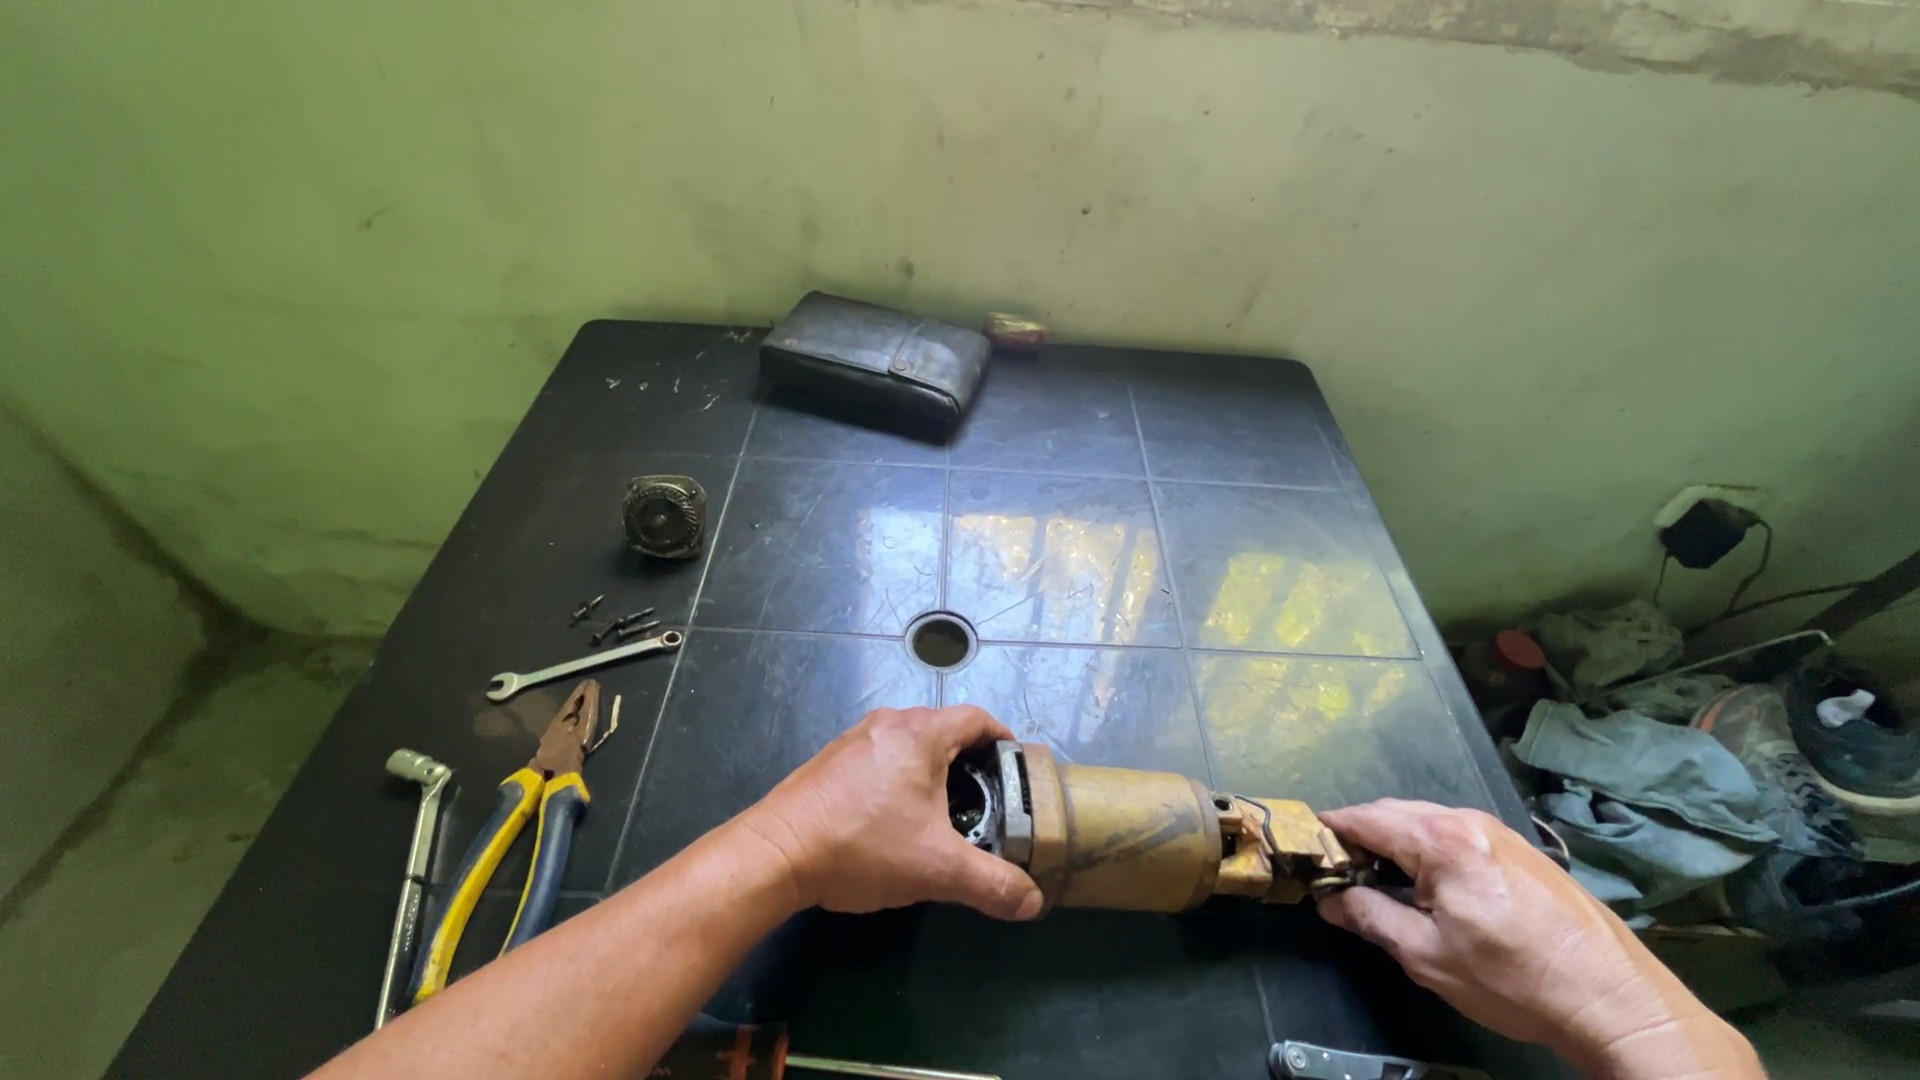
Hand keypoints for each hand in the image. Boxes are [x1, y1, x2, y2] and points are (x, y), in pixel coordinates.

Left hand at [735, 705, 1043, 920]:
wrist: (777, 852)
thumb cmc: (863, 847)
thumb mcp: (936, 869)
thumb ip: (991, 884)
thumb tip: (1033, 902)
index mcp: (921, 733)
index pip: (977, 717)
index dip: (1002, 737)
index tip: (1015, 766)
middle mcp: (889, 722)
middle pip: (944, 727)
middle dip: (970, 758)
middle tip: (986, 798)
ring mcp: (855, 737)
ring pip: (910, 741)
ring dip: (932, 766)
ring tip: (944, 808)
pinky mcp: (832, 758)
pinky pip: (881, 754)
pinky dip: (900, 773)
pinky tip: (894, 814)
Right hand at [1317, 800, 1760, 1078]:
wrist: (1621, 1005)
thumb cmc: (1514, 979)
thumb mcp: (1426, 956)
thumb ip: (1369, 918)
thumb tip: (1330, 901)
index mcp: (1440, 839)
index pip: (1364, 818)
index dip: (1329, 831)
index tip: (1306, 848)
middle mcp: (1468, 821)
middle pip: (1394, 813)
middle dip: (1361, 835)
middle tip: (1340, 869)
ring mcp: (1500, 832)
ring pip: (1427, 822)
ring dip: (1397, 842)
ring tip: (1383, 881)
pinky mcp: (1523, 851)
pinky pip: (1458, 835)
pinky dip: (1430, 849)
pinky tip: (1433, 886)